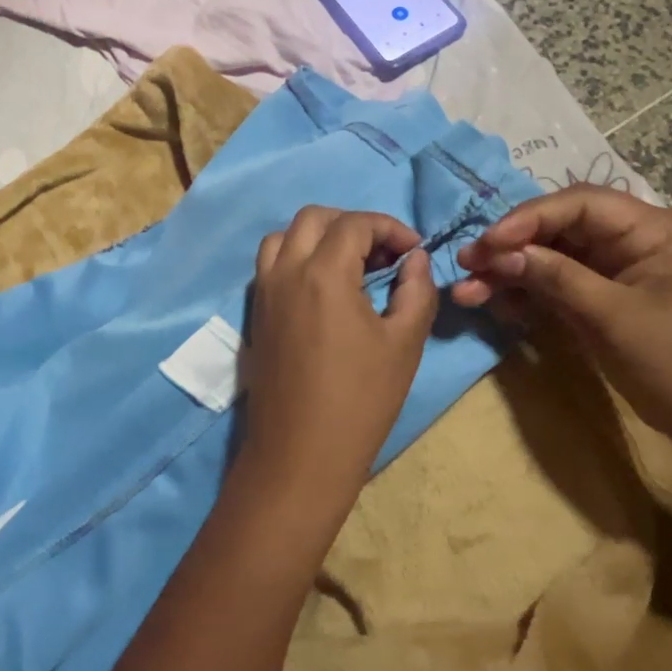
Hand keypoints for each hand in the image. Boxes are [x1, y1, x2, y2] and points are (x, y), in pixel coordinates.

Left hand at [242, 207, 439, 495]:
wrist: (300, 452)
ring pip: (284, 236)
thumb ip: (415, 290)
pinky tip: (323, 289)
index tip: (414, 250)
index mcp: (322, 273)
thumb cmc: (360, 399)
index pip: (355, 224)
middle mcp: (285, 271)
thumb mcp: (404, 343)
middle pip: (314, 218)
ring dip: (318, 236)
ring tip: (351, 266)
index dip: (390, 227)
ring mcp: (264, 291)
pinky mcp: (256, 313)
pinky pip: (270, 264)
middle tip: (384, 254)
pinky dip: (296, 257)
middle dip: (353, 224)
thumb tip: (414, 259)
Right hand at [451, 185, 671, 444]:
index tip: (487, 242)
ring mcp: (620, 269)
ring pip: (552, 255)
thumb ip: (558, 278)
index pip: (581, 204)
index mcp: (656, 230)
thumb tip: (500, 253)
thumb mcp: (617, 319)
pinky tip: (497, 307)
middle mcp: (636, 239)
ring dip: (511, 272)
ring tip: (468, 292)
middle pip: (560, 227)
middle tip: (466, 265)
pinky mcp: (606, 297)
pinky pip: (558, 283)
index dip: (528, 217)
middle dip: (512, 246)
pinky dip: (527, 293)